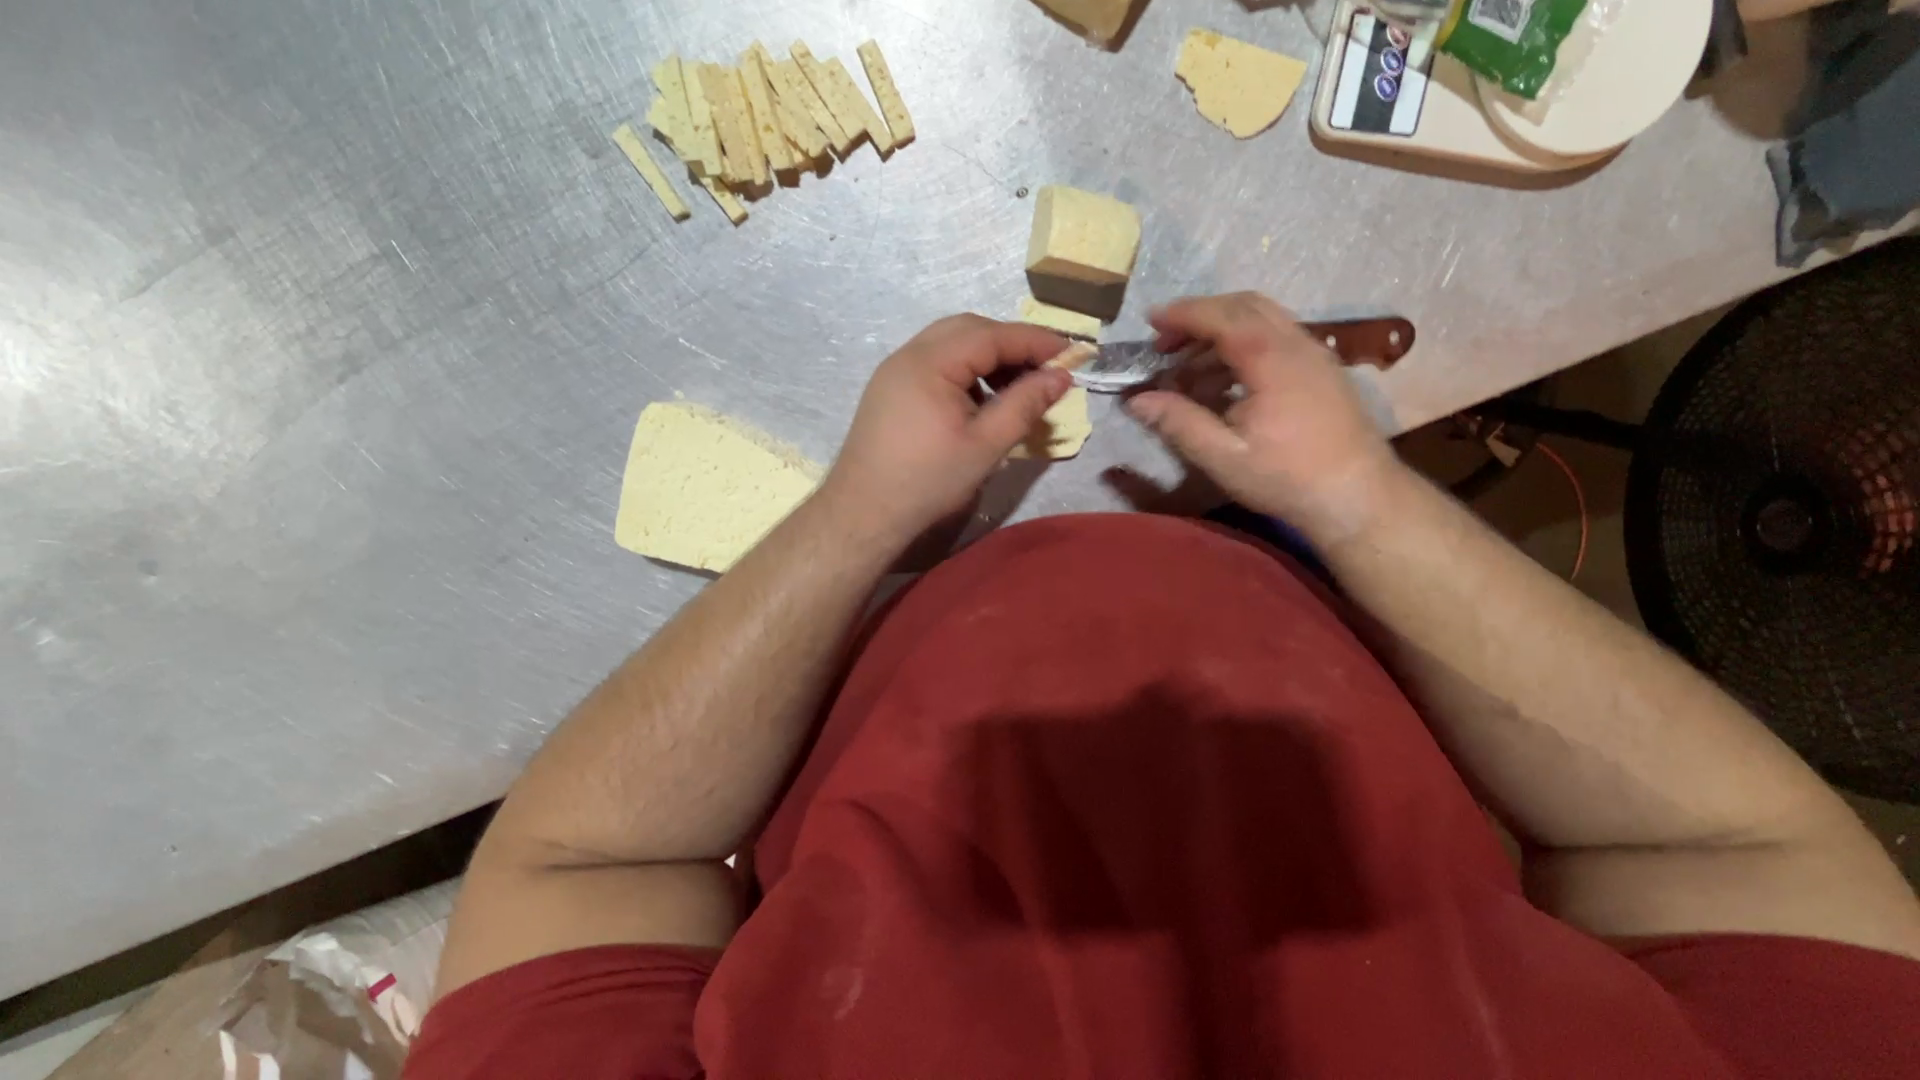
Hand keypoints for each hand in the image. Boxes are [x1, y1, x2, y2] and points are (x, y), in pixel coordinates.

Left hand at [819, 315, 1074, 546]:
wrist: (863, 513)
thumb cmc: (927, 481)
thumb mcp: (985, 445)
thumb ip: (1025, 404)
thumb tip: (1061, 376)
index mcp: (930, 362)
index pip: (992, 334)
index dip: (1035, 341)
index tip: (1071, 354)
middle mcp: (909, 355)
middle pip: (969, 329)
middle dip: (1011, 343)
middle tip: (1045, 369)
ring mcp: (894, 371)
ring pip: (950, 345)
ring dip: (988, 357)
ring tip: (1018, 387)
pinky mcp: (889, 390)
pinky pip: (935, 364)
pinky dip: (965, 371)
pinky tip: (982, 400)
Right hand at [1127, 293, 1400, 543]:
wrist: (1358, 495)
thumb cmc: (1287, 478)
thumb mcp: (1223, 456)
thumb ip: (1179, 422)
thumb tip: (1136, 401)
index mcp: (1270, 358)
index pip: (1220, 316)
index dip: (1182, 314)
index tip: (1150, 320)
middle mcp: (1296, 343)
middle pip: (1243, 306)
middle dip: (1200, 316)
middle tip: (1165, 343)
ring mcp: (1316, 353)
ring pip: (1264, 319)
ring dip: (1222, 331)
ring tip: (1189, 367)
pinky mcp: (1324, 369)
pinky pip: (1279, 337)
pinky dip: (1246, 343)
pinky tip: (1227, 380)